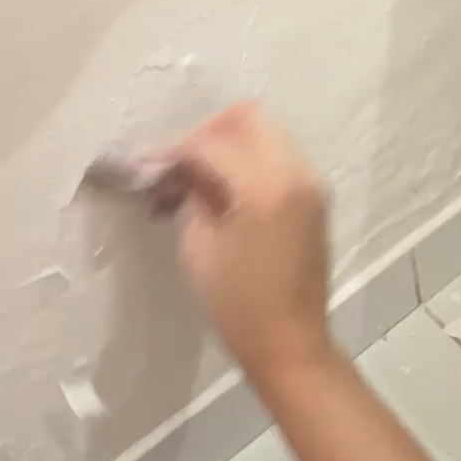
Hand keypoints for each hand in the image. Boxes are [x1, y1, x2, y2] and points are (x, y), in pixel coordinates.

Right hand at [171, 102, 333, 385]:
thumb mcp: (200, 247)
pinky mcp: (313, 198)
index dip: (174, 151)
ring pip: (267, 133)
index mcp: (267, 187)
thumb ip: (192, 195)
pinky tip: (221, 191)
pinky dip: (249, 161)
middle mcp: (297, 173)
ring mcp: (311, 184)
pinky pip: (279, 157)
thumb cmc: (239, 305)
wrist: (292, 343)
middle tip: (179, 164)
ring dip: (229, 145)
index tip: (147, 166)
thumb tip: (182, 169)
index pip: (213, 144)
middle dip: (207, 132)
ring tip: (196, 180)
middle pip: (250, 117)